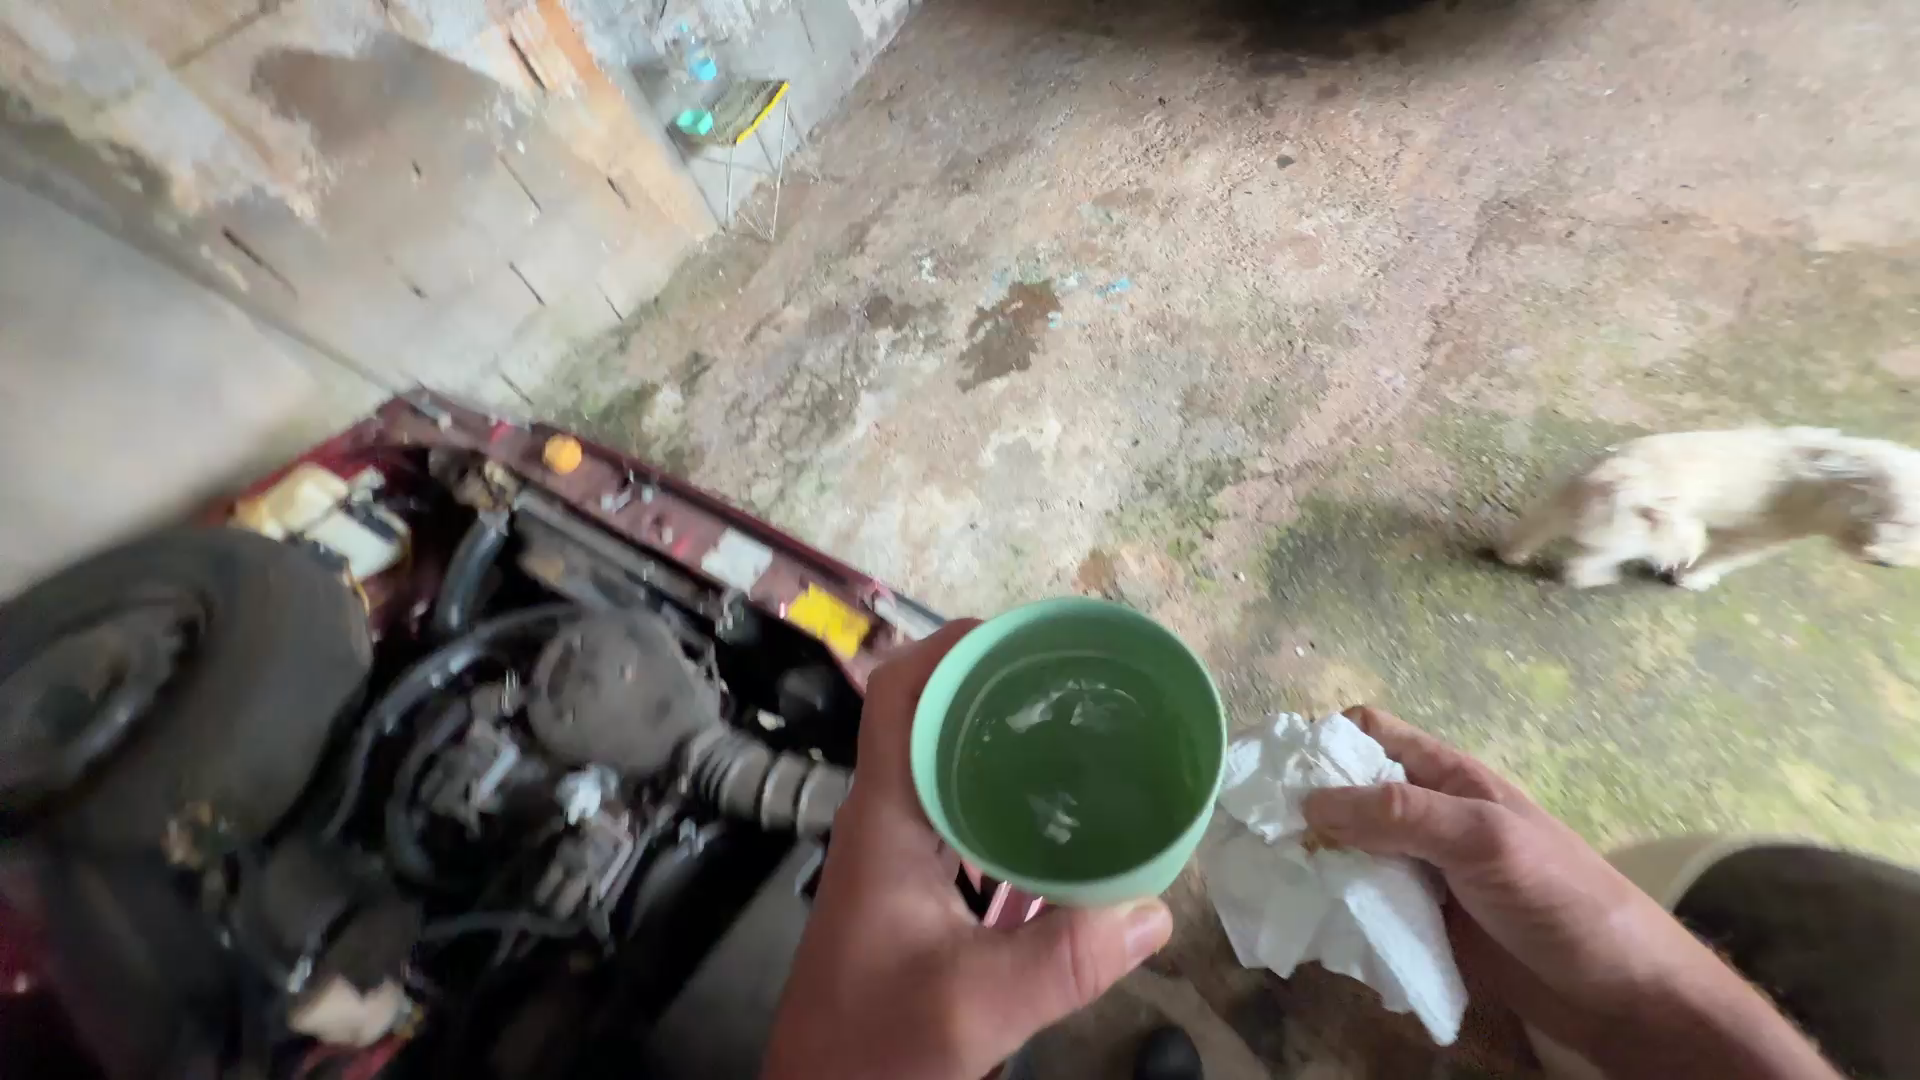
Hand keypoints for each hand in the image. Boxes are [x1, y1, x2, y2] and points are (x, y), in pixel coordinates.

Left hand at [761, 621, 1173, 1079]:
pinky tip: (1054, 811)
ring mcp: (897, 846)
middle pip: (928, 715)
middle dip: (988, 682)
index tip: (1013, 636)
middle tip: (1063, 676)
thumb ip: (1062, 961)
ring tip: (1067, 723)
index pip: (895, 696)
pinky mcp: (913, 878)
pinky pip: (960, 807)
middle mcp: (887, 814)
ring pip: (945, 759)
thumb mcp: (973, 1009)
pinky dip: (1002, 790)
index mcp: (884, 815)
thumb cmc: (873, 1048)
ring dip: (995, 733)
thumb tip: (1156, 908)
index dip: (945, 648)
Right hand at [1303, 706, 1837, 1079]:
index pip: (1367, 732)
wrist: (1626, 1002)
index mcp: (1442, 775)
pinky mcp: (1412, 914)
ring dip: (1311, 853)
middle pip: (1345, 788)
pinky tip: (1305, 907)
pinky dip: (1329, 896)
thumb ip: (1399, 813)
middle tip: (1259, 824)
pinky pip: (1357, 893)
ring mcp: (1415, 864)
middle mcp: (1421, 812)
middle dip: (1303, 800)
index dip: (1323, 739)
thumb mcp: (1484, 839)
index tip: (1279, 768)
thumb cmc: (1563, 898)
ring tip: (1269, 868)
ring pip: (1343, 843)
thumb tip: (1308, 803)